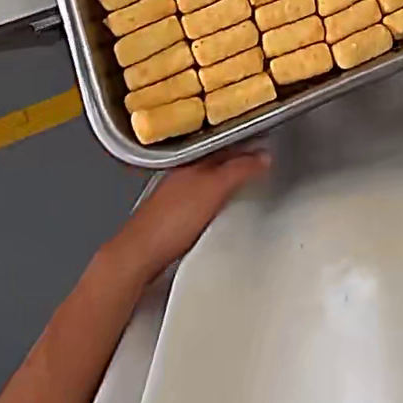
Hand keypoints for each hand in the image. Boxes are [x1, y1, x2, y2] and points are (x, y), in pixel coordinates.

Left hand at [104, 150, 269, 280]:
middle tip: (259, 162)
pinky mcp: (171, 217)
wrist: (136, 256)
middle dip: (237, 159)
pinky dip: (214, 198)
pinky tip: (218, 207)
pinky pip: (200, 198)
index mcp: (193, 162)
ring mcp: (175, 196)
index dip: (247, 146)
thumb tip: (262, 157)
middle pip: (217, 160)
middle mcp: (183, 174)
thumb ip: (239, 171)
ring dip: (226, 178)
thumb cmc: (170, 222)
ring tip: (243, 182)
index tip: (265, 149)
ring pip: (207, 178)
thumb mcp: (213, 189)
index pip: (226, 146)